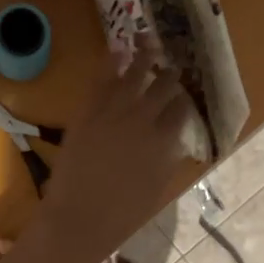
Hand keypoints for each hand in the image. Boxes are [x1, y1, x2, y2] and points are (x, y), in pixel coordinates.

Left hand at [29, 57, 194, 262]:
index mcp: (164, 142)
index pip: (181, 110)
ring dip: (145, 58)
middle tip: (173, 68)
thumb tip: (177, 145)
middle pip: (162, 87)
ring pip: (135, 75)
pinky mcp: (88, 112)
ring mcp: (114, 112)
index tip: (184, 97)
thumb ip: (169, 163)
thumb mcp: (156, 191)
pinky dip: (112, 63)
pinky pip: (102, 79)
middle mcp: (144, 120)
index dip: (184, 102)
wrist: (79, 219)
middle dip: (170, 76)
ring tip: (151, 43)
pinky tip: (118, 52)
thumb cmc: (121, 216)